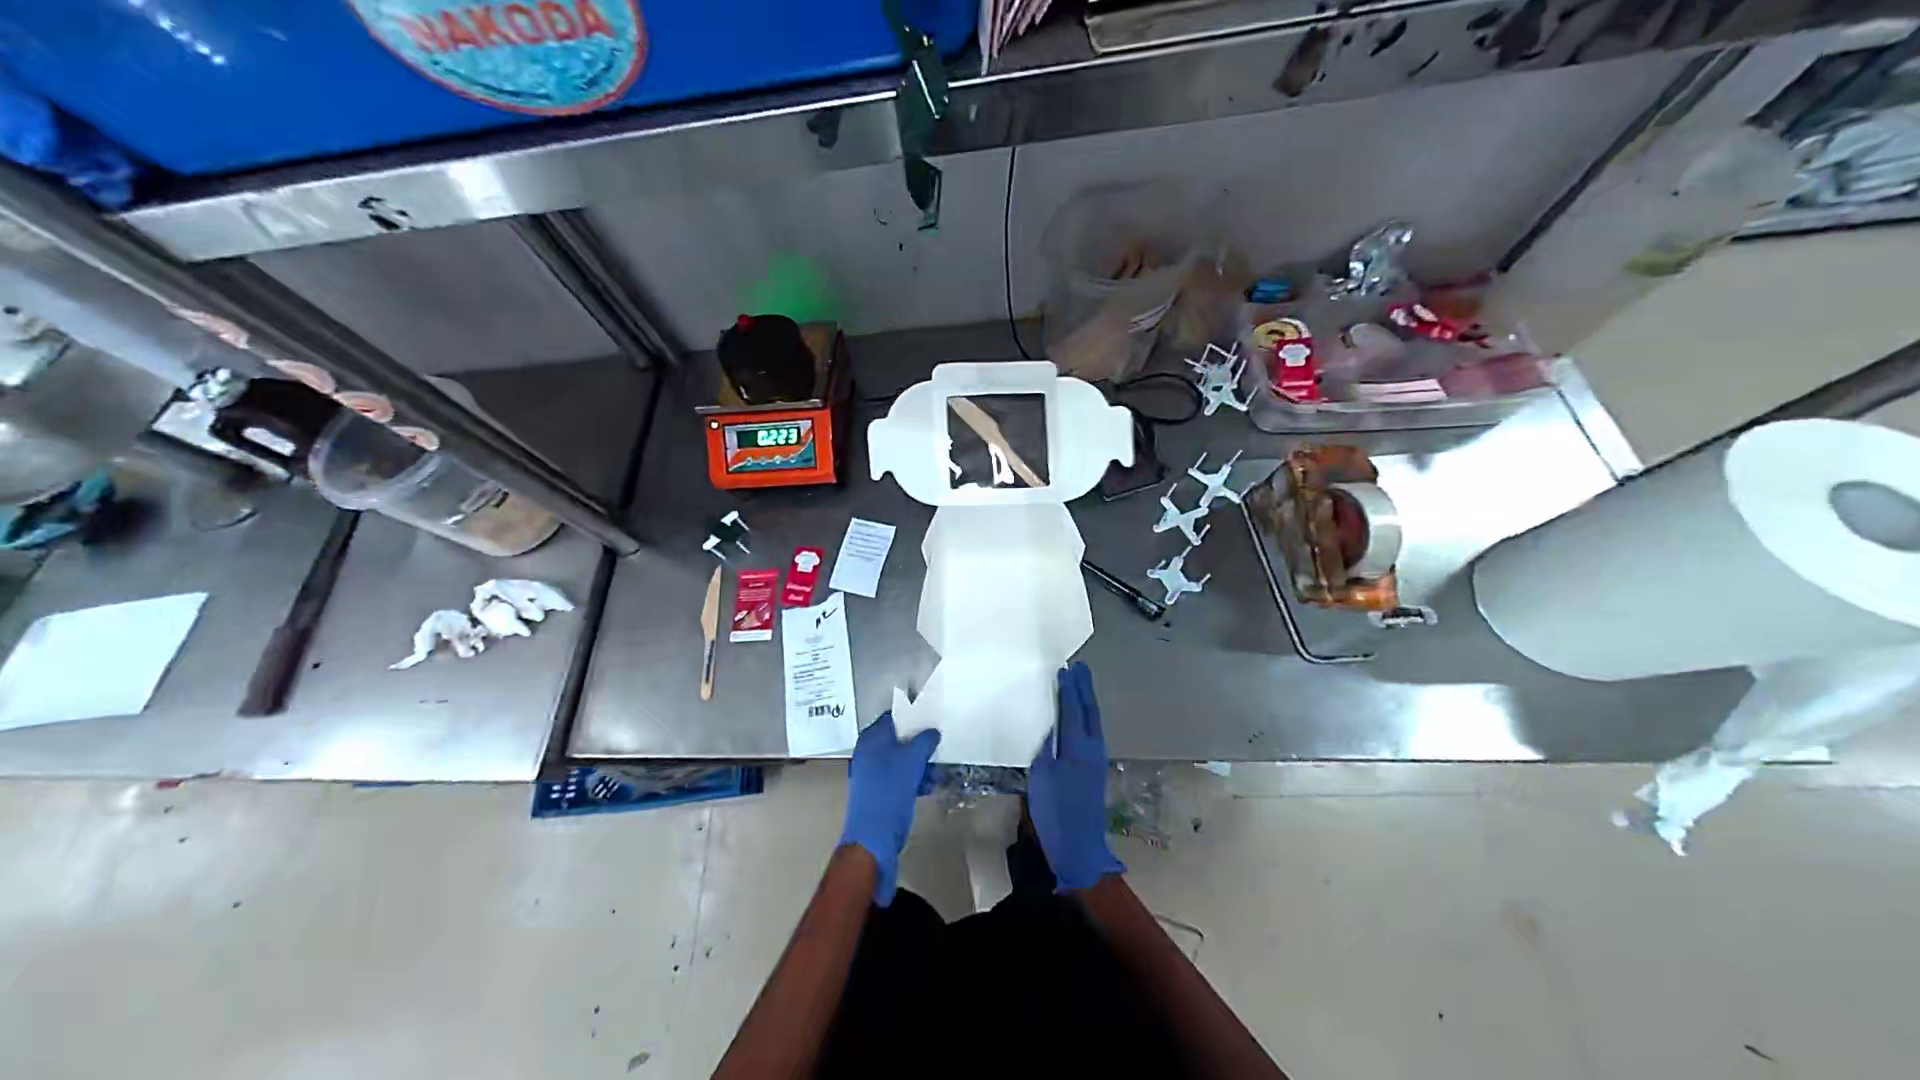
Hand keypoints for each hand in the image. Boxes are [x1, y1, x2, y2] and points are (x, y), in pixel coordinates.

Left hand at [839, 713, 938, 906]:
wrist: (873, 837)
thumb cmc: (890, 792)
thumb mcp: (912, 761)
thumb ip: (924, 741)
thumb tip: (932, 732)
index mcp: (871, 739)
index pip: (893, 717)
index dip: (913, 716)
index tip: (932, 717)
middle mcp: (868, 753)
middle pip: (897, 738)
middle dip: (919, 741)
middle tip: (939, 741)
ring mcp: (871, 773)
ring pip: (899, 759)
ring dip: (918, 761)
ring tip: (938, 766)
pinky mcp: (878, 792)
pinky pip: (898, 776)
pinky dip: (912, 777)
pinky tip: (928, 784)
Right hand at [1029, 662, 1123, 891]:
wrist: (1079, 847)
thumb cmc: (1055, 811)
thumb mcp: (1042, 776)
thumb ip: (1047, 747)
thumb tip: (1051, 727)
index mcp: (1078, 747)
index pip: (1073, 710)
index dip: (1069, 689)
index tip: (1065, 669)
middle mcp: (1093, 748)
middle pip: (1090, 711)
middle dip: (1085, 688)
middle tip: (1081, 667)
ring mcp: (1097, 760)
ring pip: (1094, 721)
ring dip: (1088, 700)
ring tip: (1082, 683)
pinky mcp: (1095, 770)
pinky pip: (1093, 732)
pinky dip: (1087, 716)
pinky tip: (1081, 716)